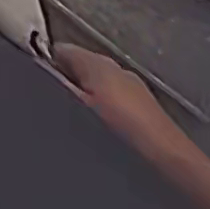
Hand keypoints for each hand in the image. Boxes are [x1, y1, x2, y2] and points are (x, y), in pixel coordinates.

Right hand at [55, 44, 198, 163]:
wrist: (170, 159)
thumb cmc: (118, 128)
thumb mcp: (78, 105)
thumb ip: (57, 81)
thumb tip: (38, 64)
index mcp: (93, 60)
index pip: (58, 49)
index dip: (46, 63)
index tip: (41, 84)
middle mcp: (112, 64)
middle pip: (77, 63)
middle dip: (66, 78)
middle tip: (58, 103)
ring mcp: (131, 82)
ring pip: (95, 79)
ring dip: (85, 92)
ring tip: (78, 116)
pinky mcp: (144, 102)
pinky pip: (112, 92)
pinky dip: (104, 102)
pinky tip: (104, 124)